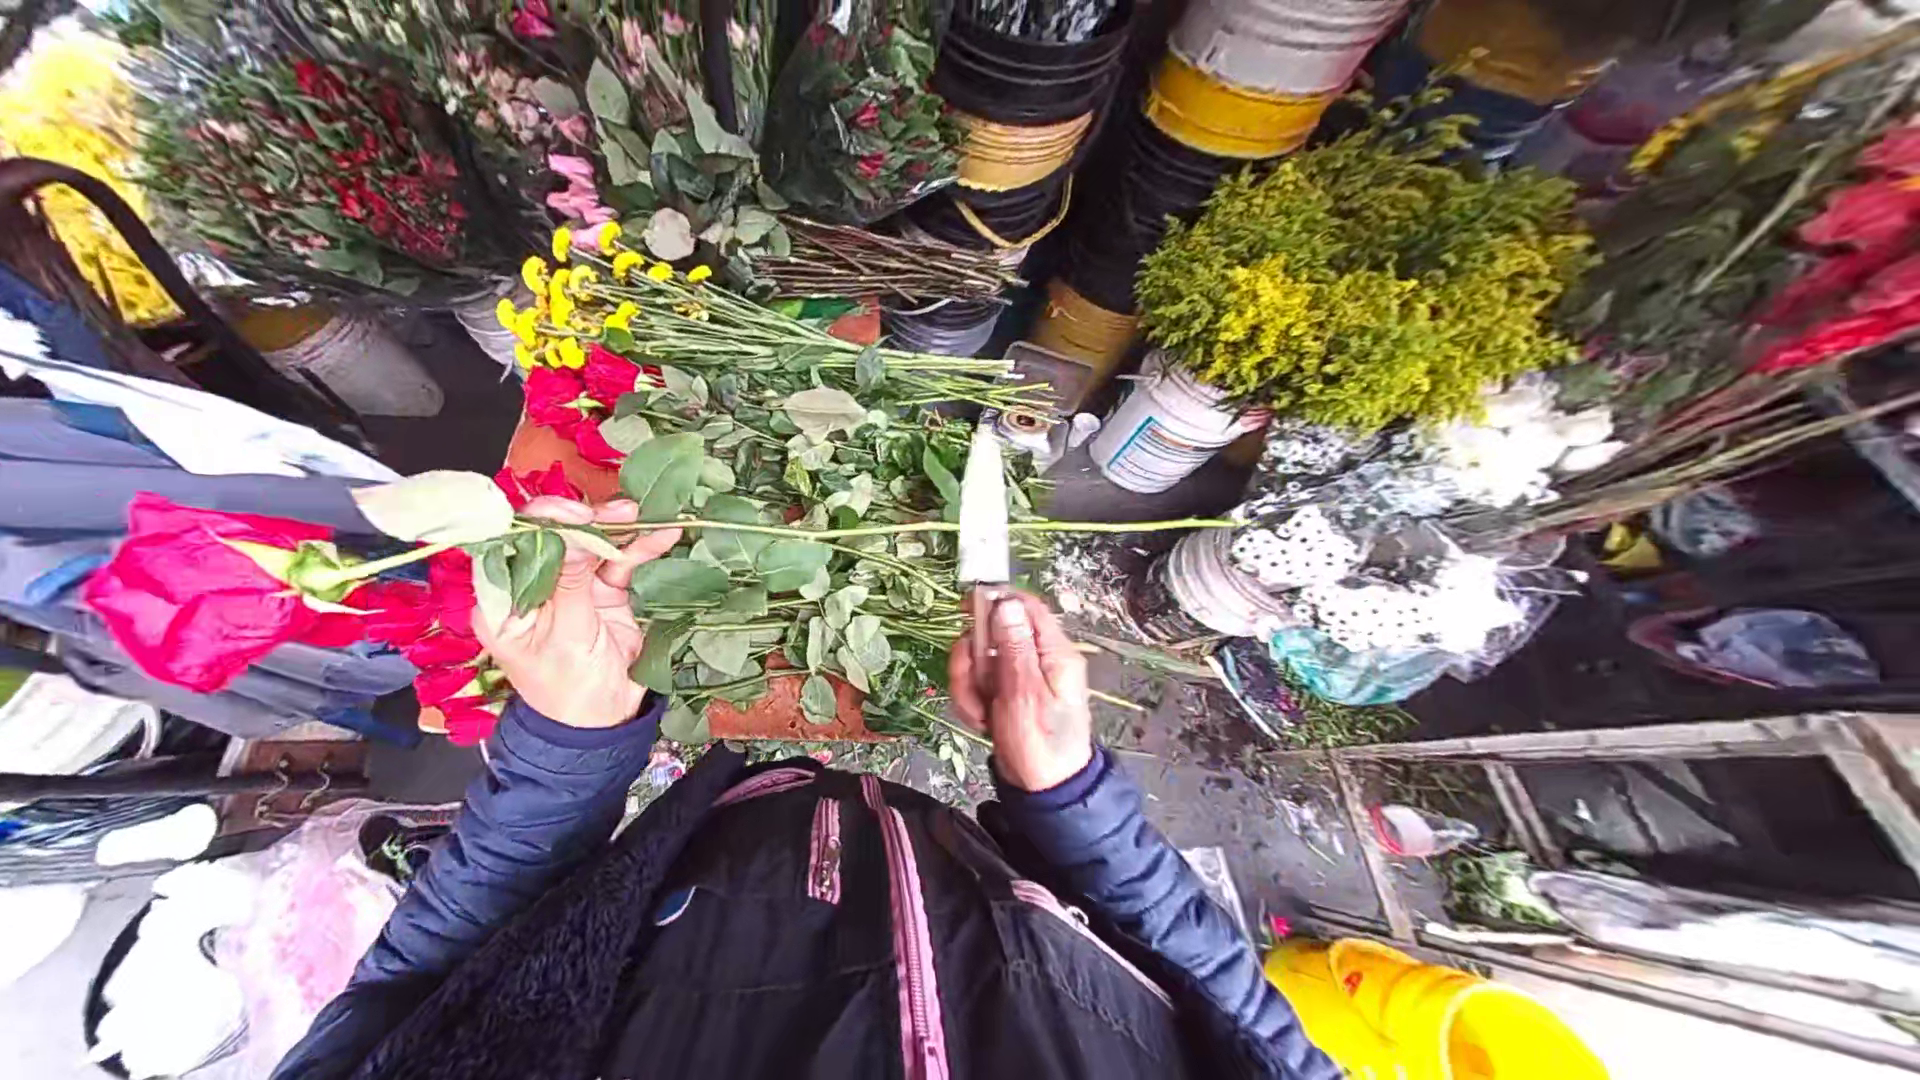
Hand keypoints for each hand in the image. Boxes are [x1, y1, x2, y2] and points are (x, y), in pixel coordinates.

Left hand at [474, 497, 680, 728]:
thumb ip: (571, 582)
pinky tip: (663, 535)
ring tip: (647, 516)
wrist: (606, 718)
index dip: (541, 523)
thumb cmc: (570, 687)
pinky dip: (642, 548)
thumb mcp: (567, 635)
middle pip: (558, 539)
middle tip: (621, 511)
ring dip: (621, 529)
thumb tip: (574, 534)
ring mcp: (574, 587)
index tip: (573, 514)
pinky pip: (622, 562)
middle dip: (589, 521)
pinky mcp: (606, 592)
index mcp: (506, 598)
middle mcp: (537, 586)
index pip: (513, 545)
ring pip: (594, 545)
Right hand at [949, 590, 1092, 792]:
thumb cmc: (1040, 745)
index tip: (966, 607)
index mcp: (1053, 653)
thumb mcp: (1025, 693)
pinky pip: (978, 682)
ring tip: (979, 713)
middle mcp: (1037, 659)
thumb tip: (1006, 603)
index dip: (997, 600)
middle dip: (974, 660)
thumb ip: (1015, 647)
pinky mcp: (1004, 693)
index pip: (1027, 607)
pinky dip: (972, 700)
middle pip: (993, 633)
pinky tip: (980, 720)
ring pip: (980, 659)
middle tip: (974, 685)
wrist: (1043, 792)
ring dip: (970, 685)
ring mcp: (1019, 677)